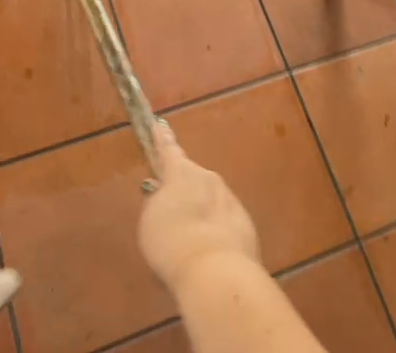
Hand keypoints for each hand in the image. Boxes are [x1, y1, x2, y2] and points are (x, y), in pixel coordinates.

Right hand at [137, 123, 261, 289]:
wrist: (215, 271)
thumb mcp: (150, 219)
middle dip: (184, 191)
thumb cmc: (172, 240)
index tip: (161, 124)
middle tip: (173, 215)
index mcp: (181, 173)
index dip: (163, 139)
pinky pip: (225, 221)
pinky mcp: (245, 224)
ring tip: (190, 242)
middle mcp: (208, 179)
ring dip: (201, 214)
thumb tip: (163, 193)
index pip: (169, 149)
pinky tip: (208, 253)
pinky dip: (216, 231)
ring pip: (211, 201)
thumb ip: (156, 201)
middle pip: (193, 179)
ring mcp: (230, 200)